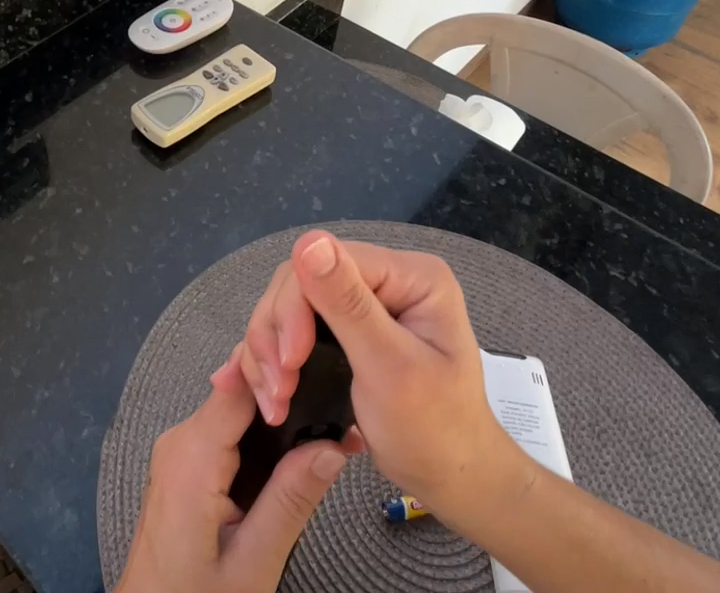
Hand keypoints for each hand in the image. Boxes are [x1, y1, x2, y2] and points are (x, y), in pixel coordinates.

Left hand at [114, 343, 352, 592]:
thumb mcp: (253, 561)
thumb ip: (290, 500)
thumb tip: (333, 445)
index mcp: (192, 455)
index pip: (239, 384)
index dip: (282, 374)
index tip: (329, 381)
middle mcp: (181, 438)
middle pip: (240, 392)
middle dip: (289, 395)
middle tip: (345, 416)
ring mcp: (180, 448)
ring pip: (237, 410)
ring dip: (281, 416)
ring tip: (333, 431)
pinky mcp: (185, 462)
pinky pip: (228, 433)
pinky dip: (263, 437)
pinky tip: (299, 451)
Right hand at [237, 229, 531, 529]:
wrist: (449, 479)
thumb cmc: (433, 430)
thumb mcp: (390, 367)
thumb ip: (348, 304)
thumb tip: (308, 240)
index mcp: (411, 275)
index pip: (328, 262)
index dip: (296, 306)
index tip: (289, 363)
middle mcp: (388, 276)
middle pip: (301, 280)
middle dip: (279, 333)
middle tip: (277, 388)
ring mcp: (365, 300)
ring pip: (289, 302)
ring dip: (270, 348)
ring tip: (274, 396)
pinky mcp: (346, 325)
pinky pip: (294, 324)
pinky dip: (274, 355)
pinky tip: (270, 388)